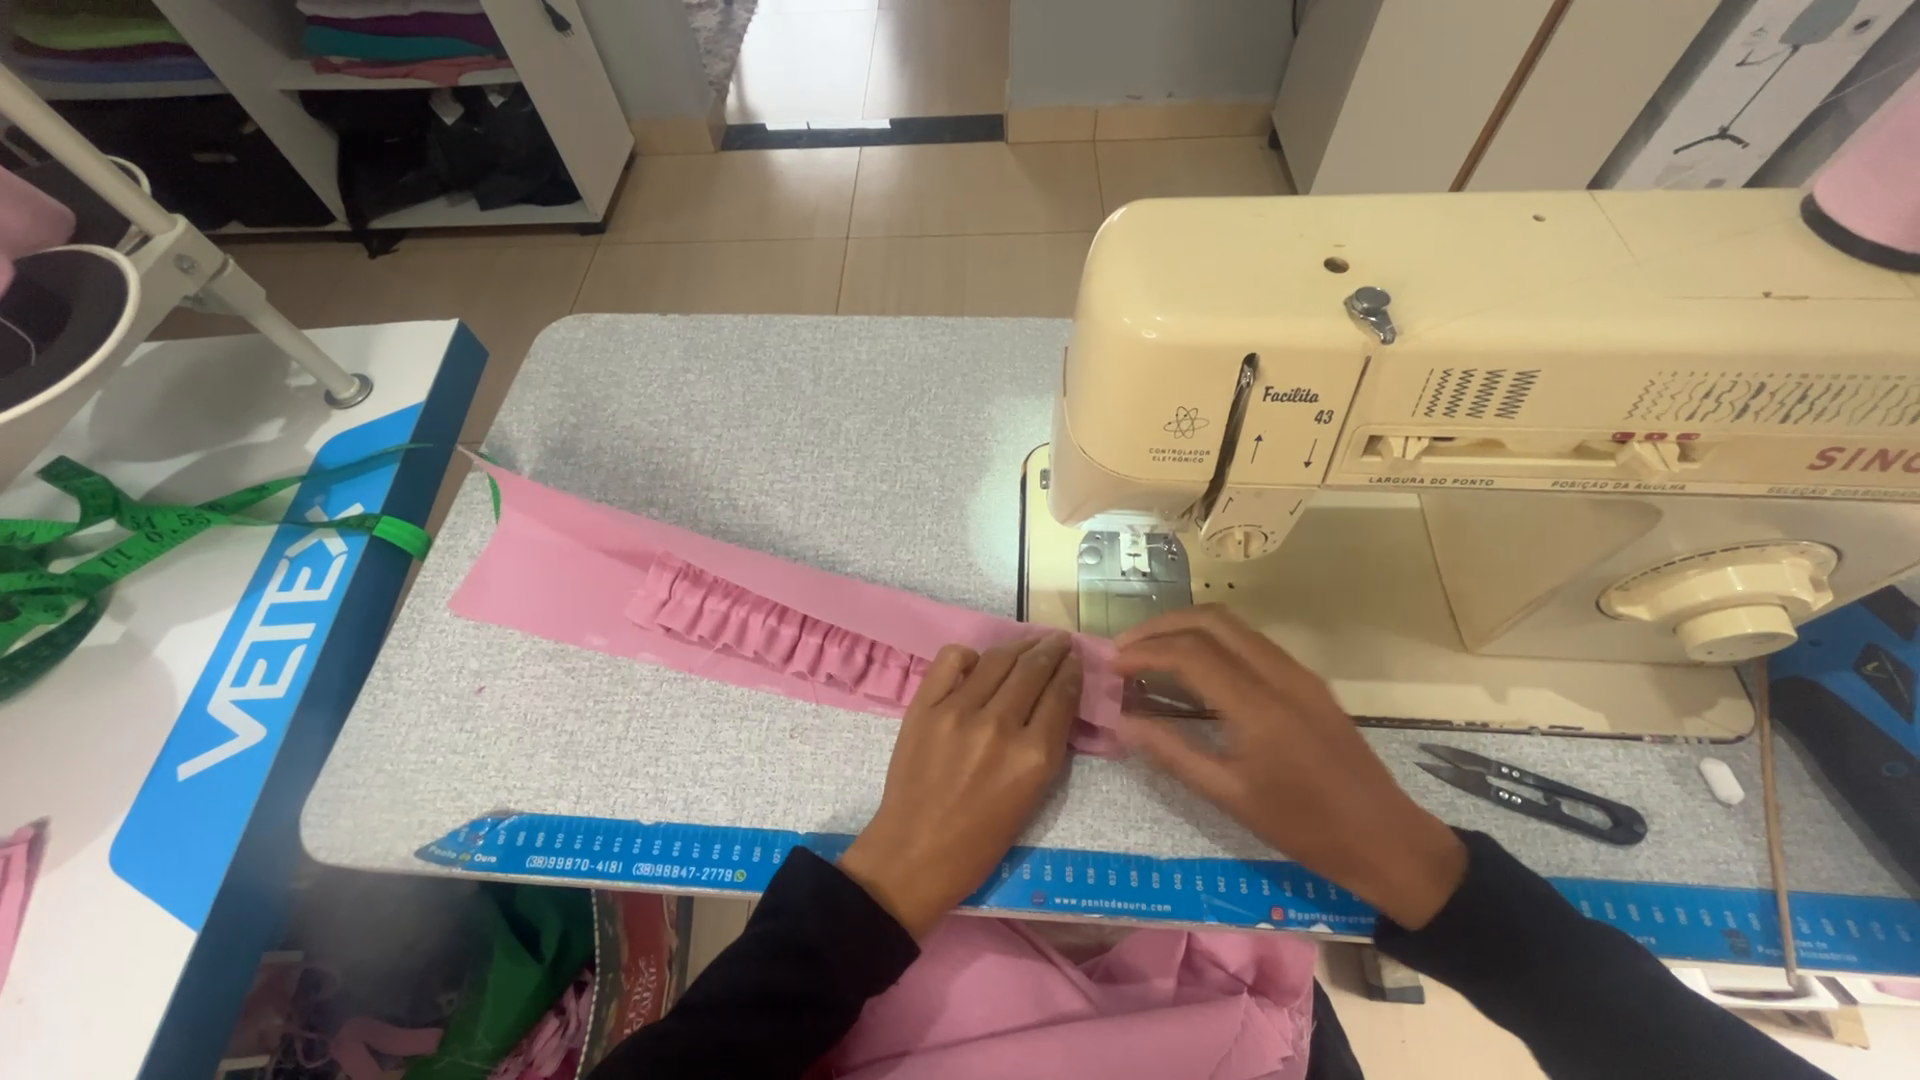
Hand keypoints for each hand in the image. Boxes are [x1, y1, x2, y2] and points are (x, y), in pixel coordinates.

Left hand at [839, 632, 1080, 937]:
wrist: (914, 854)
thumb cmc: (980, 841)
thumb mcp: (1032, 798)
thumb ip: (1046, 748)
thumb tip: (1054, 702)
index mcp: (1033, 757)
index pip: (1062, 695)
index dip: (1072, 672)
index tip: (1076, 661)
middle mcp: (1000, 726)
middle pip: (1034, 669)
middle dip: (1052, 650)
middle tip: (1059, 641)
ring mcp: (958, 711)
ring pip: (998, 659)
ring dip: (1020, 645)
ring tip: (1031, 641)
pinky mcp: (924, 706)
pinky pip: (952, 660)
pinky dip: (970, 655)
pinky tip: (978, 662)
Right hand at [1115, 607, 1465, 928]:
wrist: (1386, 839)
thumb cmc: (1304, 827)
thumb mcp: (1229, 796)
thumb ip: (1171, 752)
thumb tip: (1121, 722)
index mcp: (1260, 707)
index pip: (1190, 653)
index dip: (1143, 651)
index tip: (1109, 665)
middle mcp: (1281, 674)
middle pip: (1210, 620)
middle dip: (1160, 626)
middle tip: (1123, 650)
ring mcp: (1299, 673)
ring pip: (1233, 625)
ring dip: (1186, 629)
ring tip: (1149, 654)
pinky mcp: (1308, 680)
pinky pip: (1251, 642)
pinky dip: (1212, 641)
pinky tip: (1192, 668)